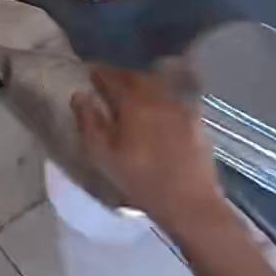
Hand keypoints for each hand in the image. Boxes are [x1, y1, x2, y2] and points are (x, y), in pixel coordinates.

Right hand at [71, 61, 227, 232]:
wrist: (189, 204)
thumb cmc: (139, 179)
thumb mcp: (102, 154)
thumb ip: (88, 121)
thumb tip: (80, 94)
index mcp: (134, 102)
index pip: (113, 77)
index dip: (99, 72)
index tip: (89, 71)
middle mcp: (159, 98)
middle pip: (138, 77)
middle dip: (121, 76)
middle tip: (108, 81)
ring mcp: (181, 109)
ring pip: (157, 86)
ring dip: (141, 85)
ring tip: (130, 94)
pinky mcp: (196, 122)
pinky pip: (173, 99)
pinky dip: (160, 98)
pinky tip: (156, 110)